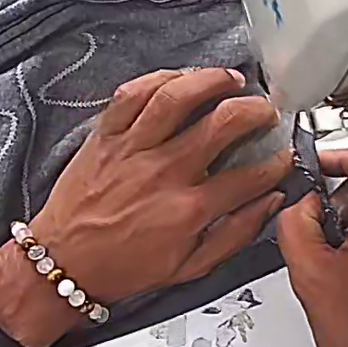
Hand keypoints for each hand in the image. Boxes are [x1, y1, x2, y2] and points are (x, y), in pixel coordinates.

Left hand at [0, 67, 292, 346]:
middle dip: (255, 111)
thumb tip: (268, 204)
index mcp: (187, 210)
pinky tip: (179, 79)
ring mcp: (132, 150)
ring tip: (231, 79)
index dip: (276, 162)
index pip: (248, 176)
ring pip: (177, 98)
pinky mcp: (106, 137)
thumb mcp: (189, 267)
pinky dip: (158, 79)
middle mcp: (162, 173)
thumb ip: (234, 235)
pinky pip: (131, 95)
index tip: (283, 155)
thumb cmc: (122, 266)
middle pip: (222, 124)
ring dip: (211, 81)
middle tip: (264, 110)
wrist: (65, 263)